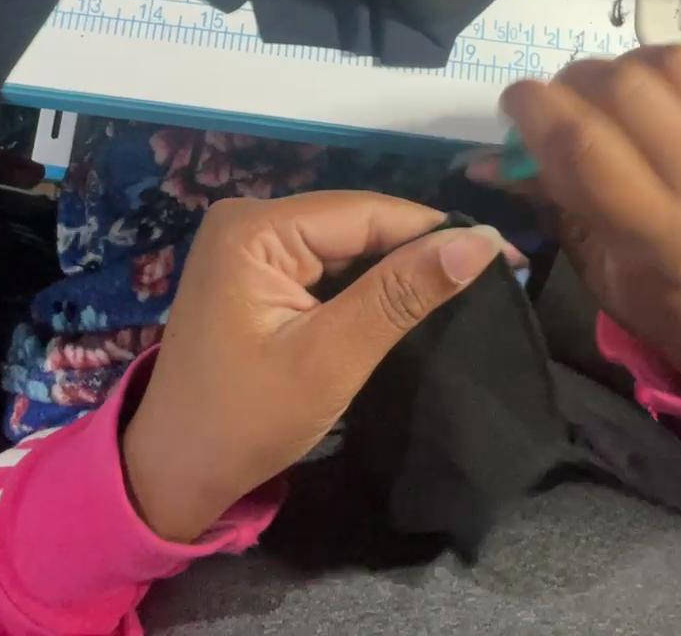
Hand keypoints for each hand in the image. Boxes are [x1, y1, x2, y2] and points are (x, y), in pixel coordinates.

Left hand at [120, 191, 520, 542]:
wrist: (174, 468)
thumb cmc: (246, 420)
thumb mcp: (332, 357)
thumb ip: (402, 294)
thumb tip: (480, 242)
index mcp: (254, 227)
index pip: (364, 212)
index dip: (437, 230)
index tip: (506, 253)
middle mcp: (246, 217)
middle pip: (353, 222)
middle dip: (418, 247)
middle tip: (492, 272)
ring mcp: (245, 242)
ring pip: (341, 241)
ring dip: (393, 264)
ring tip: (461, 281)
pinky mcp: (251, 267)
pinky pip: (320, 260)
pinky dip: (360, 279)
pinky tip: (402, 292)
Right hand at [498, 41, 680, 396]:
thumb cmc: (669, 306)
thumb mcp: (596, 264)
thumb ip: (547, 198)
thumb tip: (483, 159)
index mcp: (657, 232)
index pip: (581, 142)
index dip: (533, 106)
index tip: (514, 103)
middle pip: (627, 88)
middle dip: (576, 79)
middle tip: (567, 100)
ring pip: (680, 62)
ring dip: (633, 64)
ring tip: (623, 91)